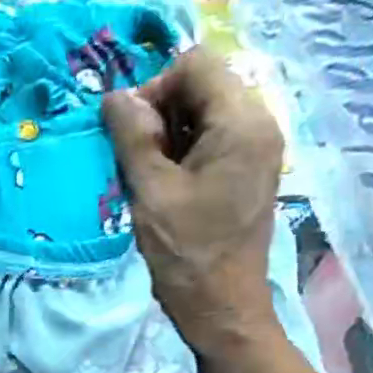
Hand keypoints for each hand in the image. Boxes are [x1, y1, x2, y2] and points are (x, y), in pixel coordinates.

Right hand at [102, 49, 286, 358]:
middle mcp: (259, 123)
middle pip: (203, 84)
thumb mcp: (151, 193)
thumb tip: (113, 97)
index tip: (130, 133)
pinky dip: (184, 151)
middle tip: (135, 157)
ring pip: (205, 112)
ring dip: (169, 134)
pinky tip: (166, 186)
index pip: (195, 65)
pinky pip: (213, 139)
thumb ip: (133, 137)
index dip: (154, 88)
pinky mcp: (249, 170)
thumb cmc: (186, 253)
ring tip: (149, 176)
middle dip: (161, 111)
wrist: (223, 307)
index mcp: (241, 121)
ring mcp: (258, 148)